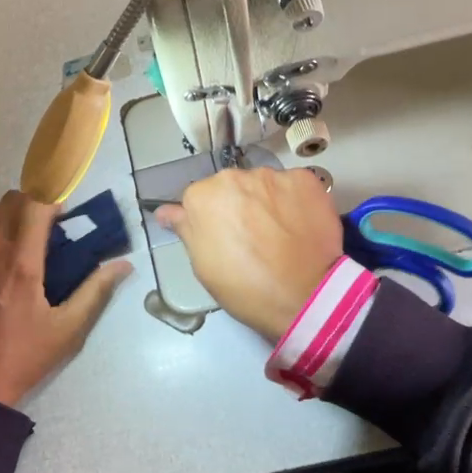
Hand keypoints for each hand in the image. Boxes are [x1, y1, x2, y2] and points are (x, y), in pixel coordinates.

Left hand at [0, 191, 133, 406]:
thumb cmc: (23, 359)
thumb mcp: (67, 330)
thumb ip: (95, 291)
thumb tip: (123, 265)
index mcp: (20, 262)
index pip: (35, 202)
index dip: (52, 197)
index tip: (63, 212)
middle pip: (10, 203)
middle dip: (31, 209)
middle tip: (46, 235)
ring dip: (9, 237)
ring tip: (17, 274)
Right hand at [155, 168, 341, 340]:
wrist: (304, 295)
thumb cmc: (244, 287)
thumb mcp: (203, 264)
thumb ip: (185, 229)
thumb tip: (165, 212)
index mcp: (202, 196)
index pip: (198, 199)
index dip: (209, 220)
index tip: (222, 239)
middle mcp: (234, 176)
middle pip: (230, 187)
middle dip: (237, 205)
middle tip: (251, 237)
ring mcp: (272, 177)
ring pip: (262, 184)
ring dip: (265, 201)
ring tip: (278, 233)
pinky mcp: (305, 180)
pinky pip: (292, 185)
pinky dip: (293, 200)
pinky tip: (298, 225)